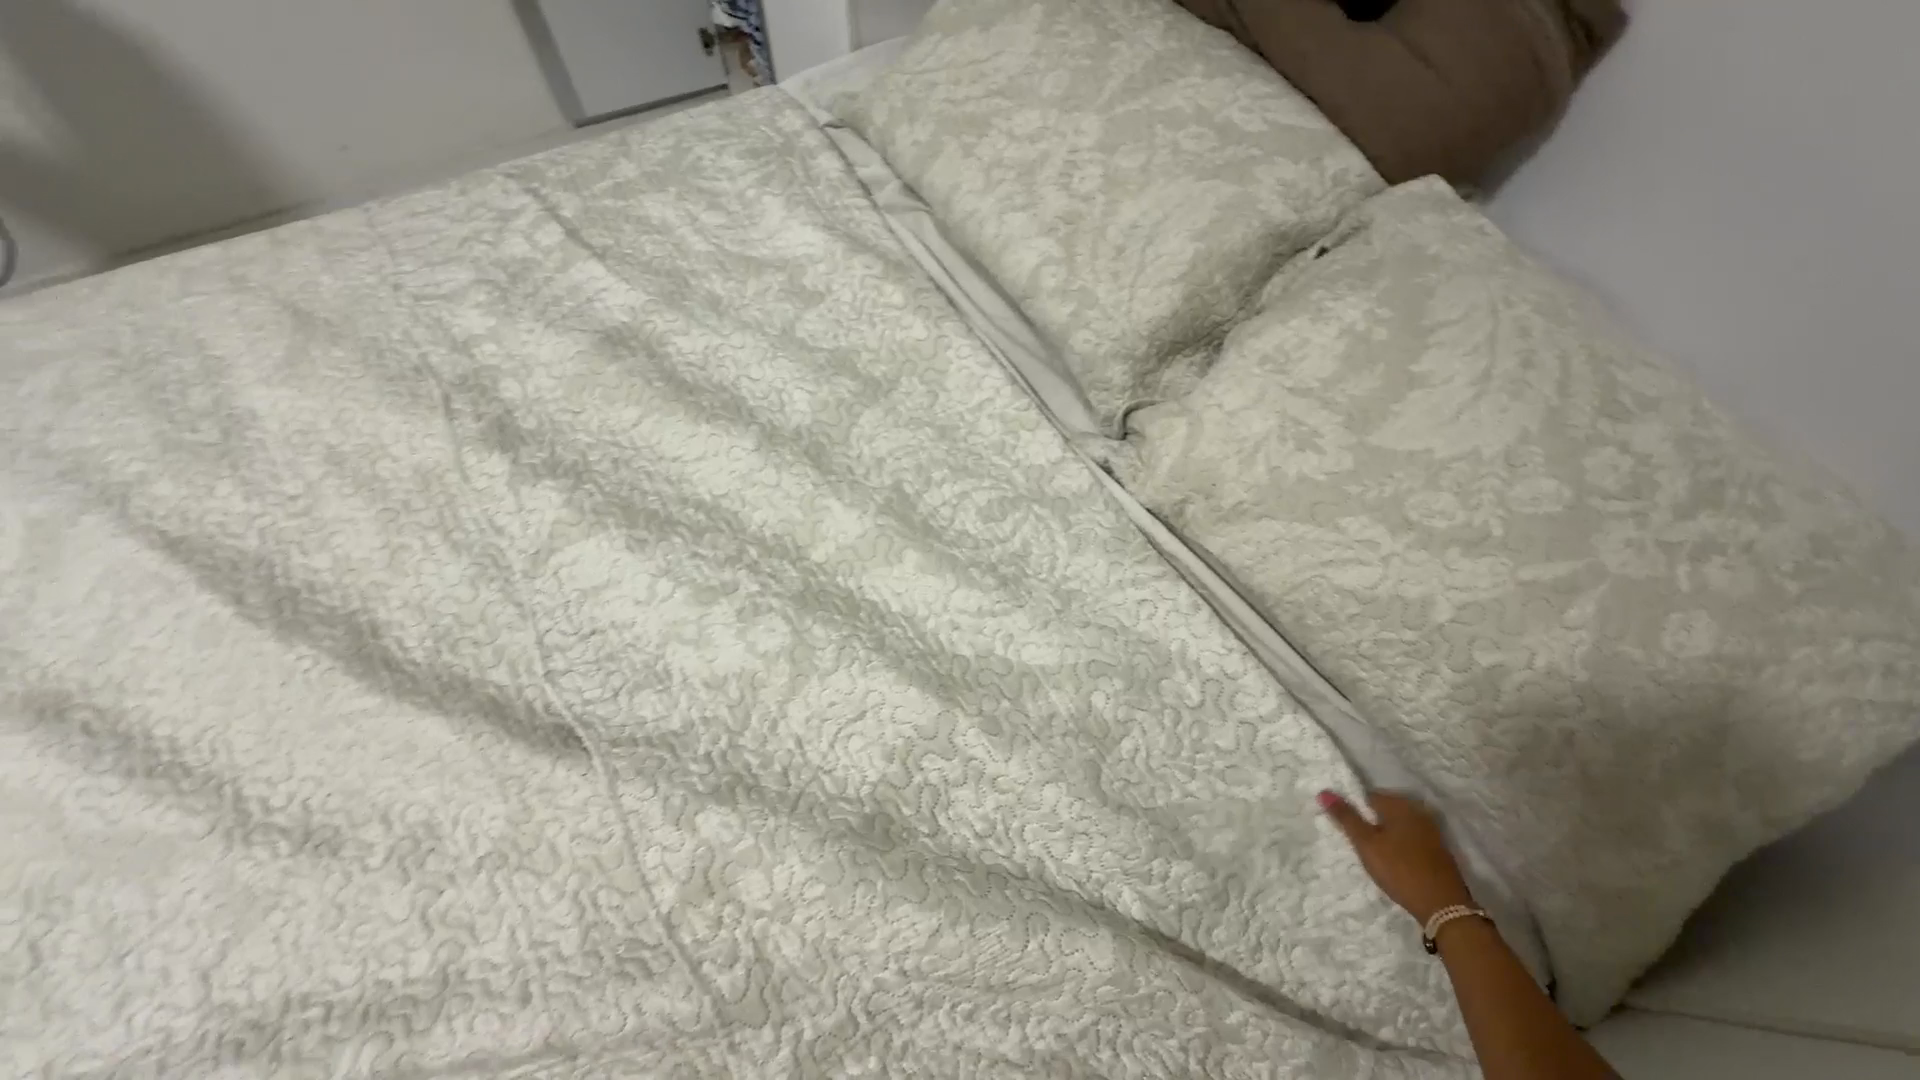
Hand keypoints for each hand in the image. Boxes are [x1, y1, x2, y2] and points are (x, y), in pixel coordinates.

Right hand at [1318, 789, 1474, 924]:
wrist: (1443, 905)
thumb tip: (1323, 792)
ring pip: (1400, 824)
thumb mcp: (1366, 843)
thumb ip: (1345, 817)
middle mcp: (1418, 812)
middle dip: (1372, 821)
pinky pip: (1413, 837)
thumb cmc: (1399, 869)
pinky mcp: (1439, 849)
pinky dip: (1402, 844)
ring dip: (1387, 834)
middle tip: (1361, 843)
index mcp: (1400, 805)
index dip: (1356, 810)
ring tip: (1376, 854)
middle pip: (1386, 809)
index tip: (1350, 830)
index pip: (1369, 796)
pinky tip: (1396, 861)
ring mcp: (1432, 831)